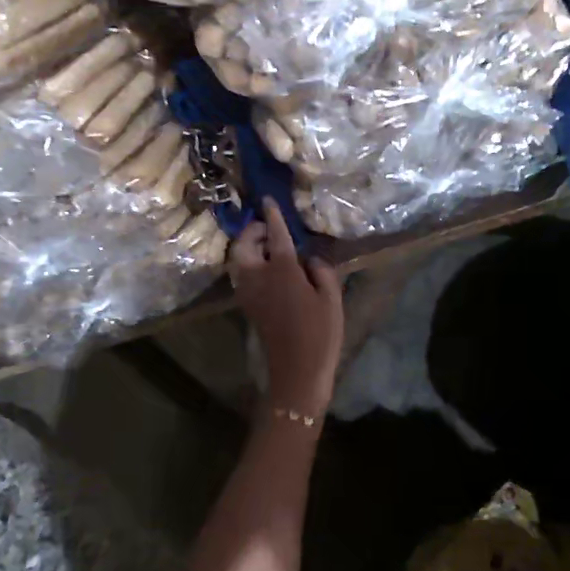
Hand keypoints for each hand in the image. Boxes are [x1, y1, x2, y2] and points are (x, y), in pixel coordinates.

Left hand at [229, 198, 342, 422]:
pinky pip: (242, 275)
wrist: (296, 371)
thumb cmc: (320, 334)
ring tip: (268, 247)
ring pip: (238, 260)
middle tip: (269, 229)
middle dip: (252, 231)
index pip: (275, 235)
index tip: (268, 200)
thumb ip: (321, 271)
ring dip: (248, 247)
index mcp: (282, 271)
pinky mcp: (248, 305)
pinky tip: (268, 268)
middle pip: (243, 245)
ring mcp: (249, 293)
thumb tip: (309, 258)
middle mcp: (259, 277)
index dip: (272, 216)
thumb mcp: (331, 298)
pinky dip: (249, 263)